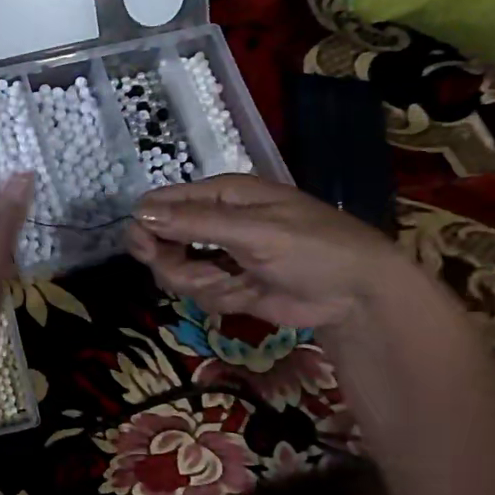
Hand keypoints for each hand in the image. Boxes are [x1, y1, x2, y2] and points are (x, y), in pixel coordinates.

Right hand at [123, 174, 406, 329]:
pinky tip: (248, 295)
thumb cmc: (313, 247)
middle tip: (203, 275)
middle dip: (175, 263)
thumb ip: (196, 223)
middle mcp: (211, 222)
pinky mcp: (223, 285)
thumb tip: (140, 212)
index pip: (160, 204)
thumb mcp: (254, 231)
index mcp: (220, 195)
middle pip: (159, 243)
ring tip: (237, 283)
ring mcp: (216, 256)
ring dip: (202, 284)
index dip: (146, 225)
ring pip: (174, 272)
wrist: (354, 295)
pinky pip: (196, 295)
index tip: (146, 249)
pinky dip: (219, 299)